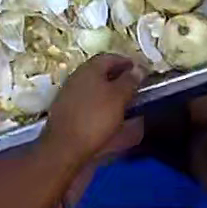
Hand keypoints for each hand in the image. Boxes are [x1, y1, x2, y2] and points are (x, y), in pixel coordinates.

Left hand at [38, 54, 141, 169]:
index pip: (110, 58)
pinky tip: (118, 127)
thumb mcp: (119, 96)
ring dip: (114, 99)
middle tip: (137, 90)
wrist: (65, 149)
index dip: (127, 62)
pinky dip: (106, 115)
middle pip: (102, 76)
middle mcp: (78, 79)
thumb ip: (130, 81)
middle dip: (121, 82)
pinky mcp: (69, 118)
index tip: (141, 71)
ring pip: (97, 94)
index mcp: (89, 69)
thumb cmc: (95, 118)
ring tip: (131, 109)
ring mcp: (71, 99)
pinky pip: (92, 111)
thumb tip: (138, 68)